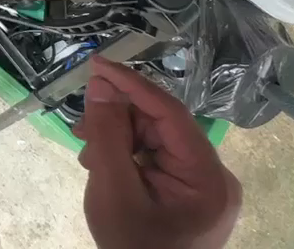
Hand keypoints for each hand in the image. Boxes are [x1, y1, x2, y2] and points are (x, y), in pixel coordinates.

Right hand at [75, 58, 240, 248]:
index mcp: (208, 178)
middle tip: (81, 131)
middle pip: (159, 123)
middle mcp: (213, 176)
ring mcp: (201, 184)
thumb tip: (100, 84)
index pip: (170, 112)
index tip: (94, 63)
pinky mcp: (186, 190)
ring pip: (151, 136)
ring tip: (89, 157)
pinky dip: (123, 152)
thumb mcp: (114, 188)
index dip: (131, 83)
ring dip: (115, 137)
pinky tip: (102, 165)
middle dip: (117, 120)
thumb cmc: (134, 247)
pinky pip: (152, 153)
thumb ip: (108, 133)